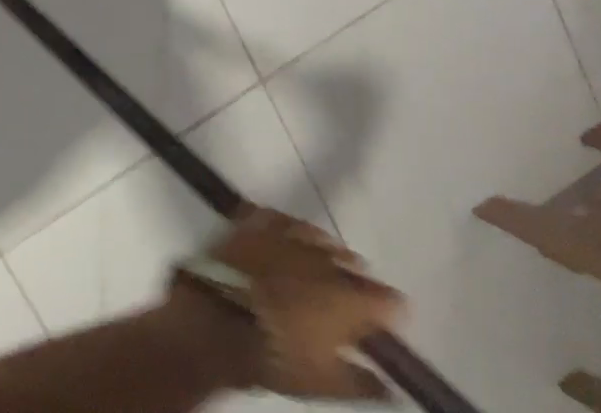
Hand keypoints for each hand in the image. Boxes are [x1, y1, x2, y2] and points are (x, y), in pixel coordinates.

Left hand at [179, 208, 403, 401]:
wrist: (209, 323)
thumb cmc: (273, 356)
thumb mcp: (326, 384)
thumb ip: (363, 383)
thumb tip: (385, 385)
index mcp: (352, 299)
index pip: (391, 301)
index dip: (386, 314)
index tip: (376, 325)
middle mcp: (324, 261)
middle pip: (353, 265)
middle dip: (353, 280)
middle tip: (340, 297)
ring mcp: (282, 238)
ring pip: (315, 235)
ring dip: (320, 249)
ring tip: (313, 263)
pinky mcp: (246, 226)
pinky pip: (271, 215)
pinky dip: (280, 223)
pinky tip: (278, 235)